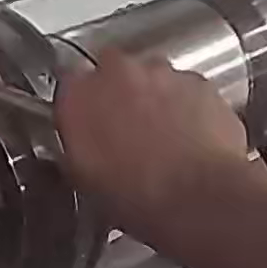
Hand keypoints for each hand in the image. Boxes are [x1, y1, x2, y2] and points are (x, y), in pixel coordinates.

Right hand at [54, 48, 255, 242]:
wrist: (197, 197)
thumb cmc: (138, 194)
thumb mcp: (84, 180)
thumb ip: (76, 146)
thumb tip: (81, 146)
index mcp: (78, 97)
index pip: (68, 84)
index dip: (78, 103)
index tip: (84, 120)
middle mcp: (116, 74)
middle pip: (111, 70)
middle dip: (116, 94)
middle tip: (124, 131)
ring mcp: (161, 74)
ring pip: (151, 77)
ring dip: (152, 100)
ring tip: (159, 140)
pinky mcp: (198, 83)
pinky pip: (185, 88)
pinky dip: (185, 107)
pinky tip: (187, 139)